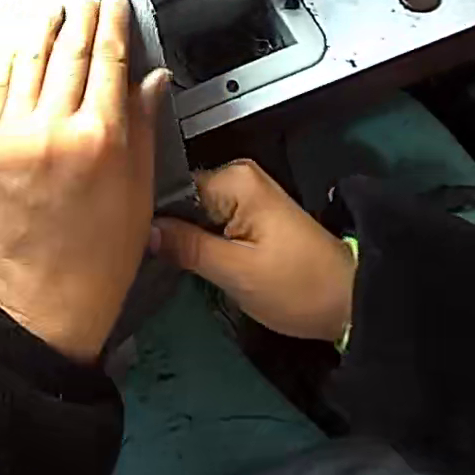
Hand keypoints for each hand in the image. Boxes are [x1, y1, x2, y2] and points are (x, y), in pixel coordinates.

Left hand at [0, 0, 171, 362]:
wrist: (44, 296)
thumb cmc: (104, 248)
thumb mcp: (140, 185)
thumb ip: (144, 123)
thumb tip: (153, 76)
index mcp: (102, 136)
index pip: (109, 60)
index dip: (114, 24)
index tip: (116, 2)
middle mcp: (56, 126)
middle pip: (70, 52)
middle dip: (82, 17)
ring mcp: (16, 133)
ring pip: (30, 61)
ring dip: (44, 28)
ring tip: (55, 7)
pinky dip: (8, 59)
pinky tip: (18, 43)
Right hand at [151, 161, 354, 342]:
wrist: (346, 299)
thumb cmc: (296, 284)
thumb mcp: (236, 272)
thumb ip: (188, 247)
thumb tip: (144, 231)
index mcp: (235, 179)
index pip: (175, 189)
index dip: (152, 216)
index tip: (128, 242)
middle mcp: (238, 176)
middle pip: (183, 198)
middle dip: (165, 226)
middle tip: (139, 258)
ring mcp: (245, 193)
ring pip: (194, 211)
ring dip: (180, 235)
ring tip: (155, 260)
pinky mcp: (249, 212)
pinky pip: (210, 219)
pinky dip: (198, 238)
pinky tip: (182, 258)